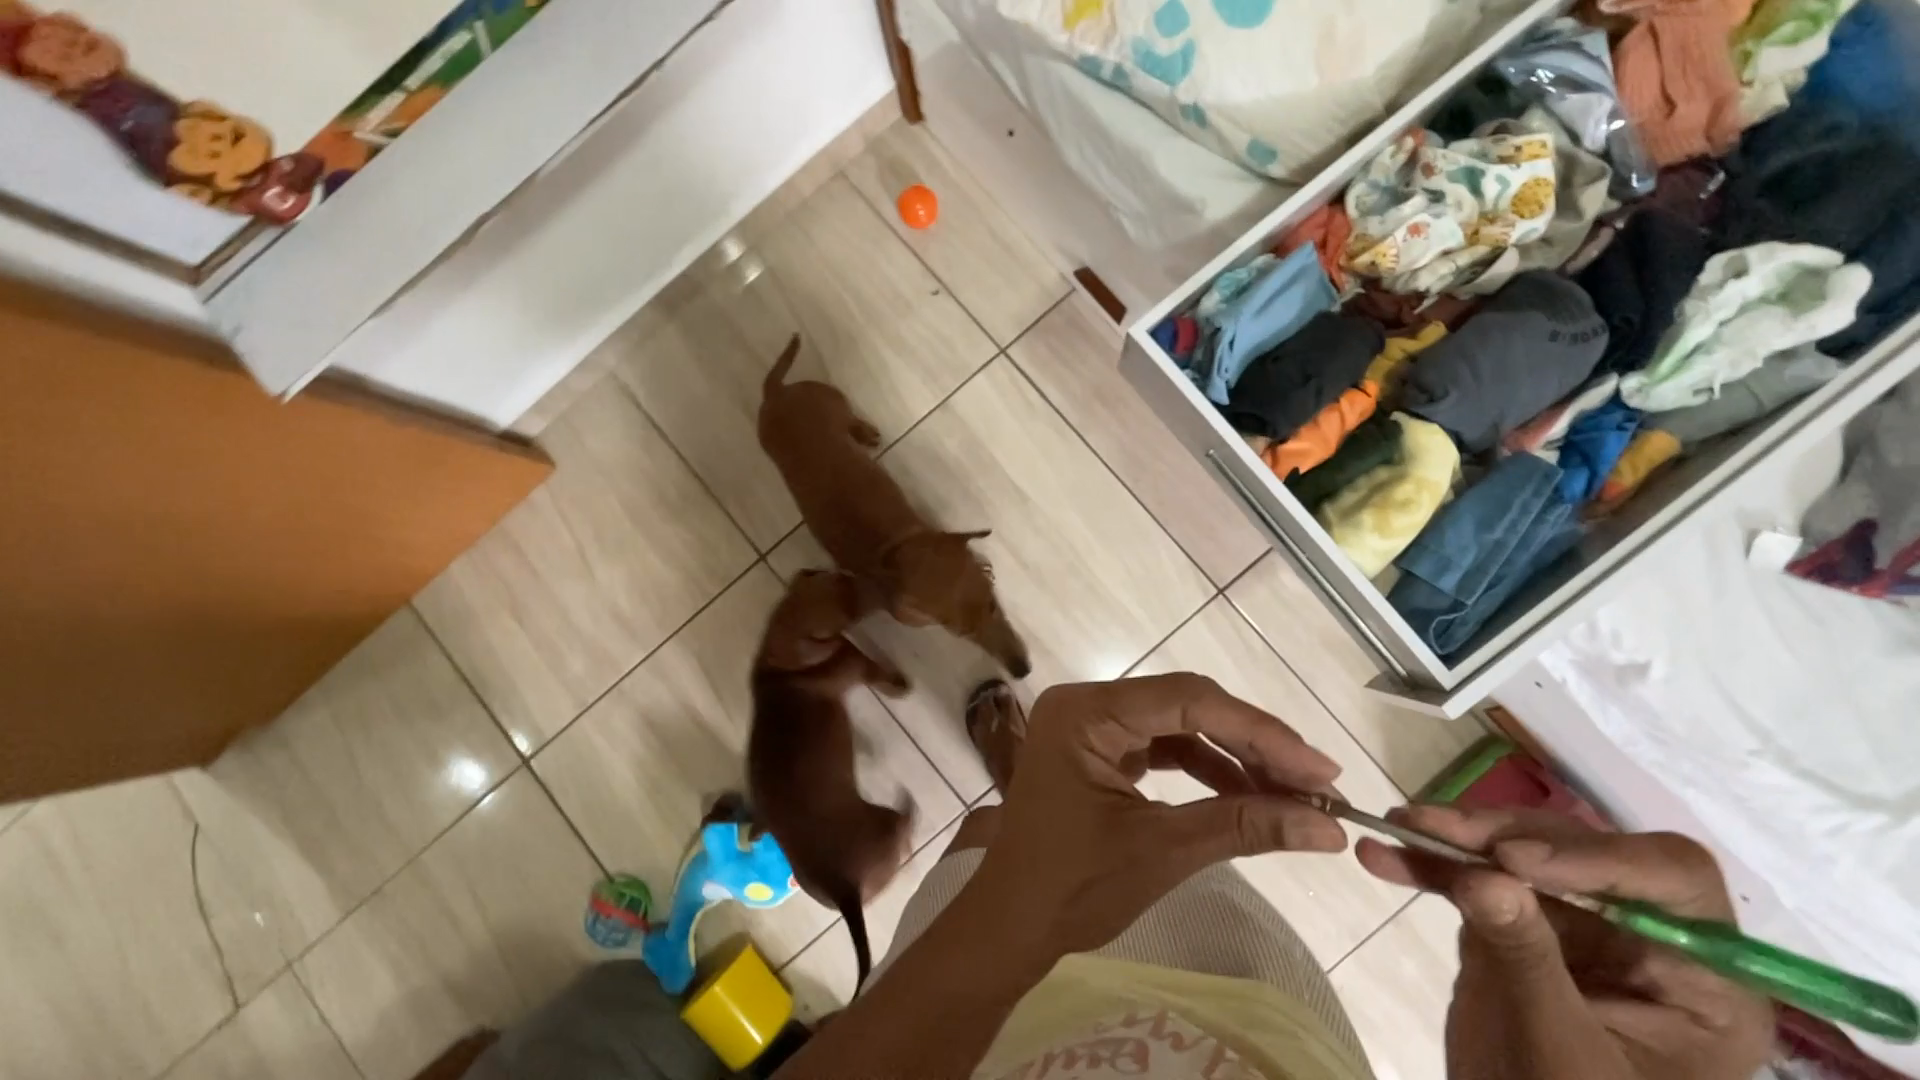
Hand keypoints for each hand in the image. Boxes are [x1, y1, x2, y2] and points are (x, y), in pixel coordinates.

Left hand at [963, 673, 1349, 961]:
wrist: (1012, 926)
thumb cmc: (1073, 887)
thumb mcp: (1163, 851)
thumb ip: (1244, 826)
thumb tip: (1331, 828)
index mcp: (1086, 712)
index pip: (1188, 700)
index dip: (1260, 731)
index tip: (1321, 770)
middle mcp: (1085, 704)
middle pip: (1186, 706)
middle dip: (1252, 743)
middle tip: (1316, 783)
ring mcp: (1090, 727)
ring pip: (1179, 726)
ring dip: (1234, 757)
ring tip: (1290, 795)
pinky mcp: (1098, 752)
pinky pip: (1161, 747)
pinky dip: (1205, 770)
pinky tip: (1245, 796)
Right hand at [1358, 806, 1773, 1079]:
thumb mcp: (1557, 1052)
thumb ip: (1527, 960)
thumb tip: (1486, 876)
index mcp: (1699, 975)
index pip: (1672, 880)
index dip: (1596, 857)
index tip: (1512, 859)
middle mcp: (1643, 935)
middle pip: (1581, 853)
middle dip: (1501, 836)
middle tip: (1429, 828)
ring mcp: (1576, 928)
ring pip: (1519, 854)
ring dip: (1453, 839)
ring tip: (1395, 828)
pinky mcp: (1517, 926)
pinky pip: (1474, 878)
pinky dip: (1429, 866)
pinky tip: (1383, 856)